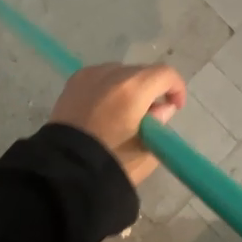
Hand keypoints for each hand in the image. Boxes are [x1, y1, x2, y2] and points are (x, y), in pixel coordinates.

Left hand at [50, 63, 185, 185]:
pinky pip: (98, 78)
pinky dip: (107, 88)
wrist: (65, 170)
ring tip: (125, 113)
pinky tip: (105, 110)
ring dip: (128, 87)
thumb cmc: (112, 163)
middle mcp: (110, 74)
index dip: (176, 88)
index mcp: (132, 88)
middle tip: (150, 115)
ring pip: (118, 72)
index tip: (175, 108)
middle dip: (150, 89)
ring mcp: (88, 75)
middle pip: (140, 71)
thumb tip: (162, 107)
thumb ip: (159, 122)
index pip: (164, 73)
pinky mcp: (72, 83)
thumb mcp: (147, 149)